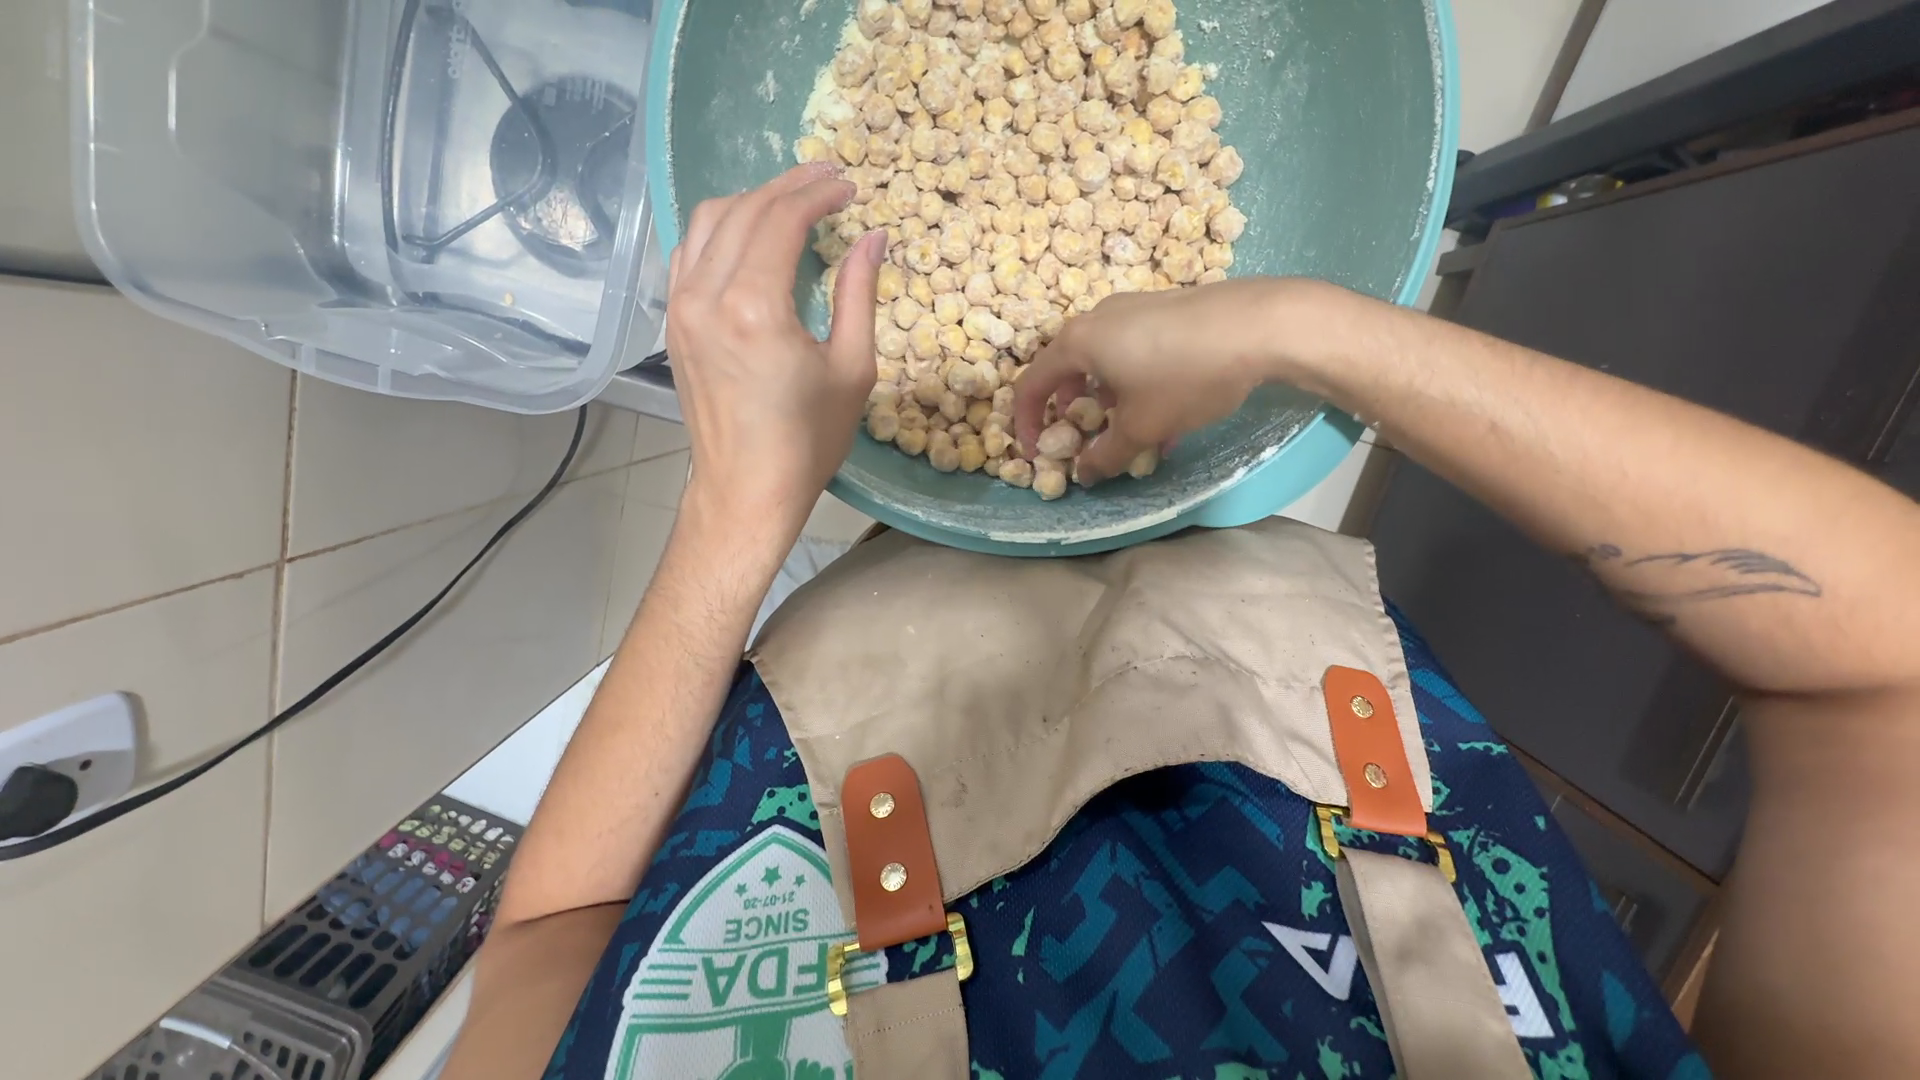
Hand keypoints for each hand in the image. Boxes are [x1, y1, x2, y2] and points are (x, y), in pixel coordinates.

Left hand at [666, 164, 885, 529]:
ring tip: (791, 201)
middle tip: (828, 179)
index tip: (849, 187)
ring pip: (707, 222)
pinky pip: (689, 252)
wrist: (745, 490)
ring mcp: (680, 307)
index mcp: (755, 307)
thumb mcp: (851, 368)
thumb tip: (873, 238)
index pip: (781, 220)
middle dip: (788, 186)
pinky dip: (721, 230)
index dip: (818, 194)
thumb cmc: (808, 441)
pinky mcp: (673, 323)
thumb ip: (859, 294)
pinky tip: (749, 236)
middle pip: (743, 210)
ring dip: (751, 201)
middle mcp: (707, 295)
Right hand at [1014, 278, 1347, 484]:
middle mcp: (1096, 318)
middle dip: (1070, 412)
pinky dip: (1133, 383)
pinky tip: (1167, 409)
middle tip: (1084, 439)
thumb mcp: (1142, 427)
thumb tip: (1084, 475)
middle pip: (1066, 370)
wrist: (1260, 324)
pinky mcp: (1165, 308)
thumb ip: (1105, 455)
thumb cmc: (1185, 376)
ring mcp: (1132, 307)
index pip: (1030, 385)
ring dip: (1105, 400)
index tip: (1038, 453)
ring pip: (1103, 361)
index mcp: (1076, 343)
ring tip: (1130, 431)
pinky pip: (1132, 350)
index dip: (1026, 424)